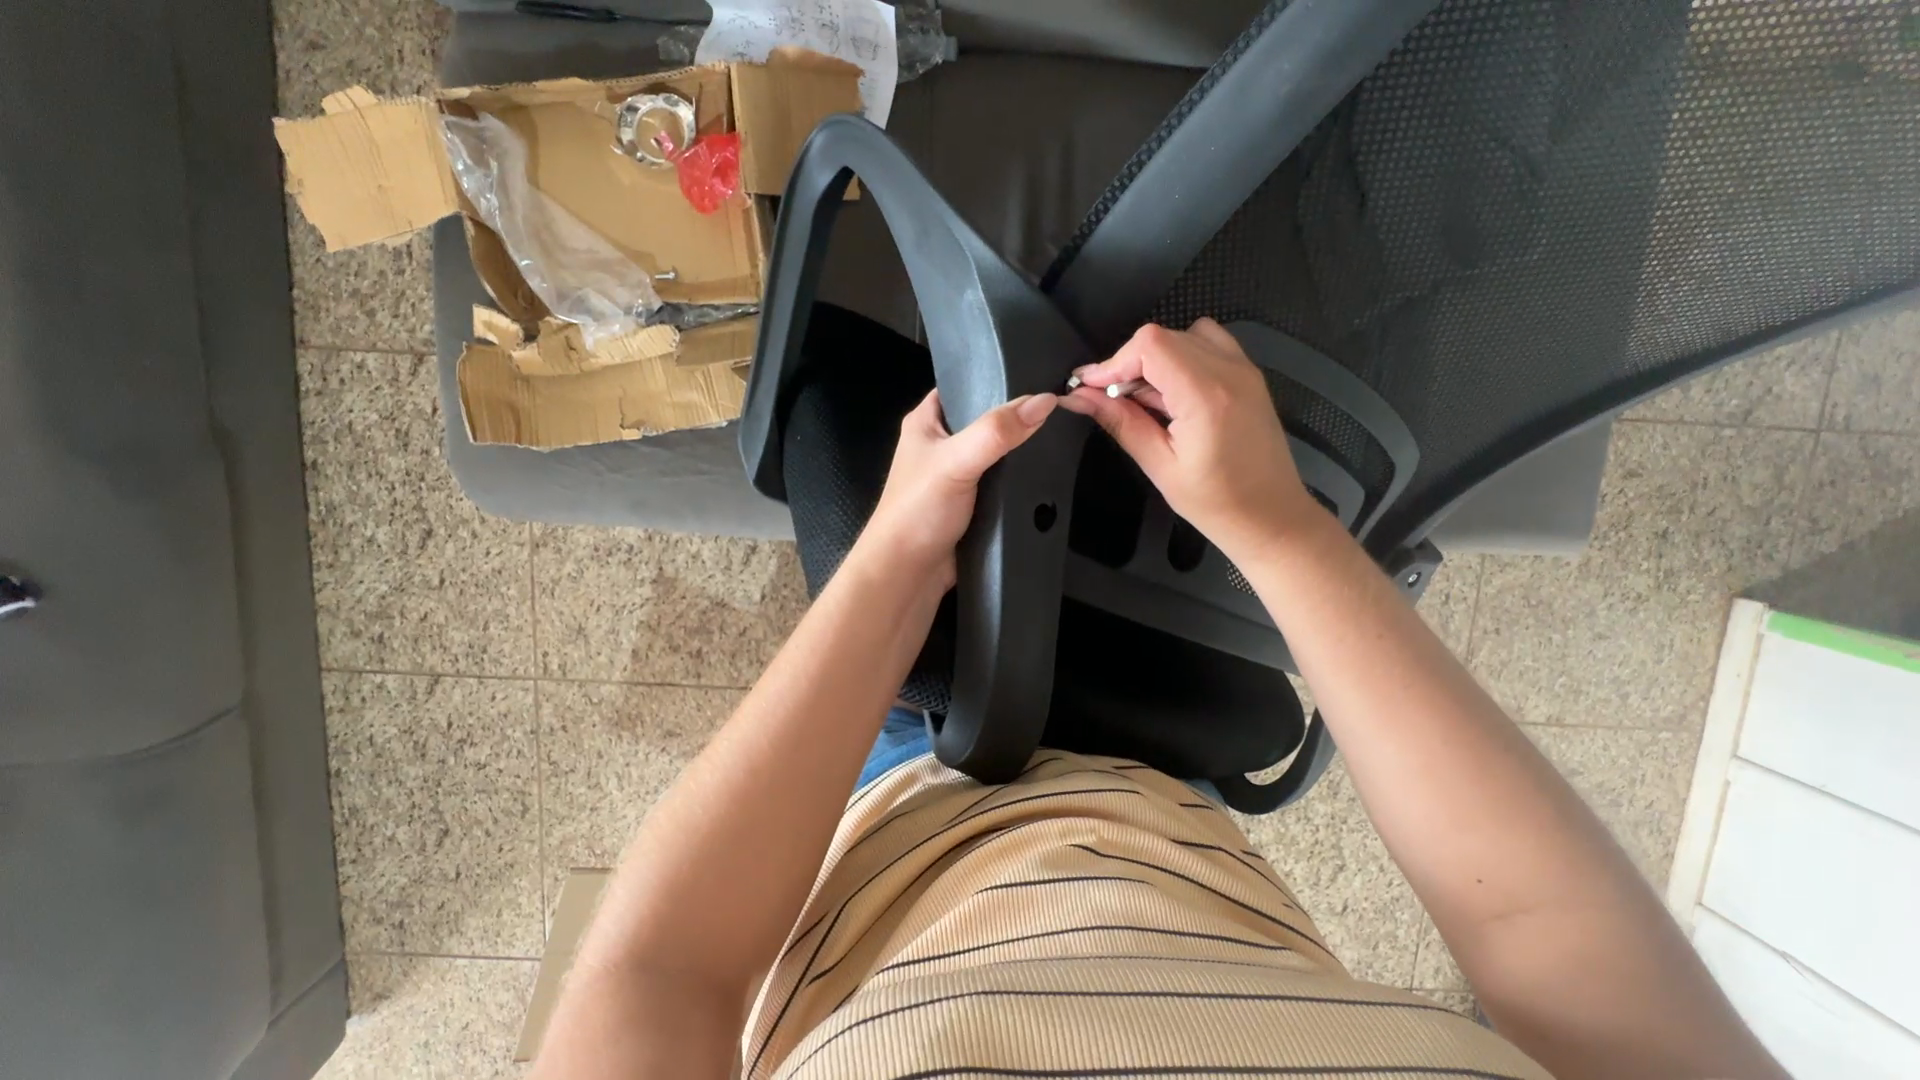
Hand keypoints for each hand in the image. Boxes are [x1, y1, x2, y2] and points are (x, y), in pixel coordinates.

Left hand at [857, 389, 1058, 587]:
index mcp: (925, 422)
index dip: (996, 376)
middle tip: (1060, 403)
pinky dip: (1019, 481)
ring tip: (1062, 433)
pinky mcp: (972, 504)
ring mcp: (957, 476)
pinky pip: (1001, 484)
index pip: (964, 384)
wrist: (907, 574)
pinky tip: (1046, 472)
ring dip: (1021, 451)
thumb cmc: (918, 510)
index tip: (1039, 372)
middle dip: (1017, 416)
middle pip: (986, 419)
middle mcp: (940, 444)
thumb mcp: (957, 461)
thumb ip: (997, 431)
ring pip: (997, 453)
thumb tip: (1044, 401)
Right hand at [1059, 318, 1321, 563]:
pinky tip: (1174, 393)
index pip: (1150, 345)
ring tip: (1147, 399)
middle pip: (1163, 336)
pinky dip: (1182, 357)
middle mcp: (1229, 372)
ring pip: (1184, 334)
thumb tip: (1079, 398)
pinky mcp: (1249, 375)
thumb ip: (1120, 423)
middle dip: (1129, 363)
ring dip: (1156, 359)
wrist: (1271, 516)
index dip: (1113, 361)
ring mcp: (1244, 369)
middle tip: (1113, 400)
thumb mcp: (1160, 466)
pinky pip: (1209, 343)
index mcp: (1206, 396)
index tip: (1090, 387)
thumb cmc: (1216, 503)